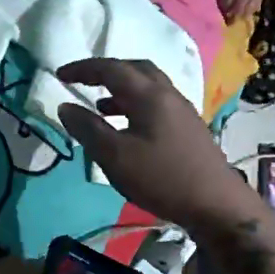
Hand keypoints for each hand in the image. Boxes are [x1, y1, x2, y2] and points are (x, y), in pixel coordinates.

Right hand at [56, 58, 236, 229]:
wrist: (215, 204)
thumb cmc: (160, 177)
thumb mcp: (114, 155)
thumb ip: (87, 128)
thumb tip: (65, 106)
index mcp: (149, 95)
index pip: (111, 69)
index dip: (83, 69)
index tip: (59, 75)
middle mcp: (167, 95)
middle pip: (134, 69)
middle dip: (105, 71)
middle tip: (82, 81)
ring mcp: (181, 110)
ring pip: (147, 87)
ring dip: (120, 89)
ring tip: (98, 106)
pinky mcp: (187, 128)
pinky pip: (155, 103)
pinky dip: (133, 104)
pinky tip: (124, 127)